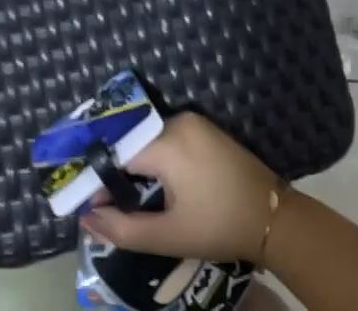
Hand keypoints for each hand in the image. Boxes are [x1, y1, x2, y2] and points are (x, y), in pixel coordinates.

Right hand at [79, 112, 280, 262]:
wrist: (273, 217)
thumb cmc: (220, 226)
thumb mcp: (168, 236)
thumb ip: (122, 228)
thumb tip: (87, 218)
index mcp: (168, 142)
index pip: (116, 153)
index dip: (96, 179)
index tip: (85, 204)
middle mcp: (179, 121)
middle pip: (131, 142)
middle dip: (112, 171)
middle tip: (100, 203)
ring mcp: (195, 122)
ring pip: (148, 140)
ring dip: (133, 165)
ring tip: (121, 198)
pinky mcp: (205, 129)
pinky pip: (166, 138)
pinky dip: (152, 159)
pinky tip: (148, 185)